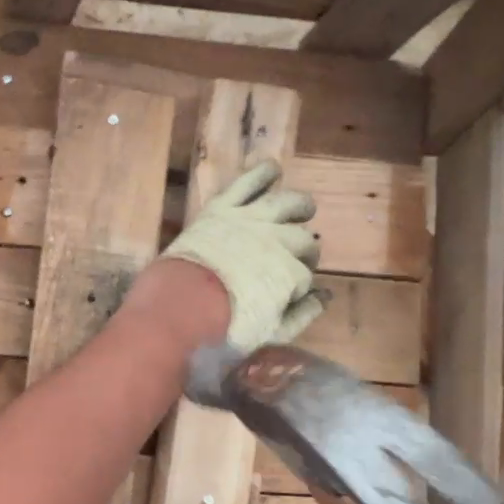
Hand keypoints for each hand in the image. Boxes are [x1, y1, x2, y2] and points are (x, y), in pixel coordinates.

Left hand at [160, 161, 323, 353]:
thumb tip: (323, 297)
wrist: (180, 308)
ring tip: (305, 208)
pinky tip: (272, 170)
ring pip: (286, 204)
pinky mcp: (223, 208)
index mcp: (290, 275)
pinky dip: (263, 173)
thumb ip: (300, 316)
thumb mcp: (269, 334)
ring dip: (299, 206)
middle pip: (302, 240)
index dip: (300, 284)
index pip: (305, 275)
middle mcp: (279, 242)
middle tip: (300, 255)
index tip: (293, 292)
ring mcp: (251, 221)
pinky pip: (249, 182)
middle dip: (305, 250)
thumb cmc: (224, 329)